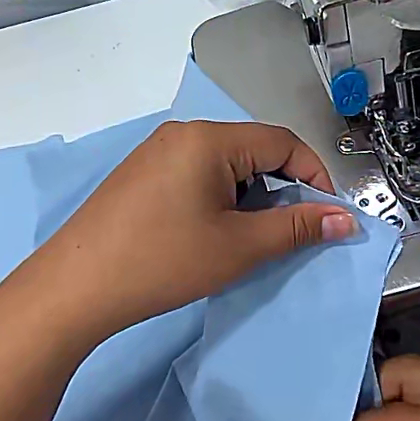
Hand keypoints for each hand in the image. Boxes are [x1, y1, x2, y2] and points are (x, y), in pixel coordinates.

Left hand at [23, 120, 358, 339]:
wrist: (75, 286)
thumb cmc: (161, 261)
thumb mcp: (238, 247)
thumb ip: (296, 228)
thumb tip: (344, 219)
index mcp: (208, 139)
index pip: (283, 142)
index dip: (315, 176)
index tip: (328, 215)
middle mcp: (183, 134)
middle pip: (254, 150)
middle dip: (282, 188)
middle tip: (292, 231)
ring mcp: (158, 151)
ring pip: (226, 163)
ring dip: (251, 195)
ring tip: (253, 236)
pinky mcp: (143, 172)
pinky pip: (198, 172)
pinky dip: (221, 197)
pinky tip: (215, 231)